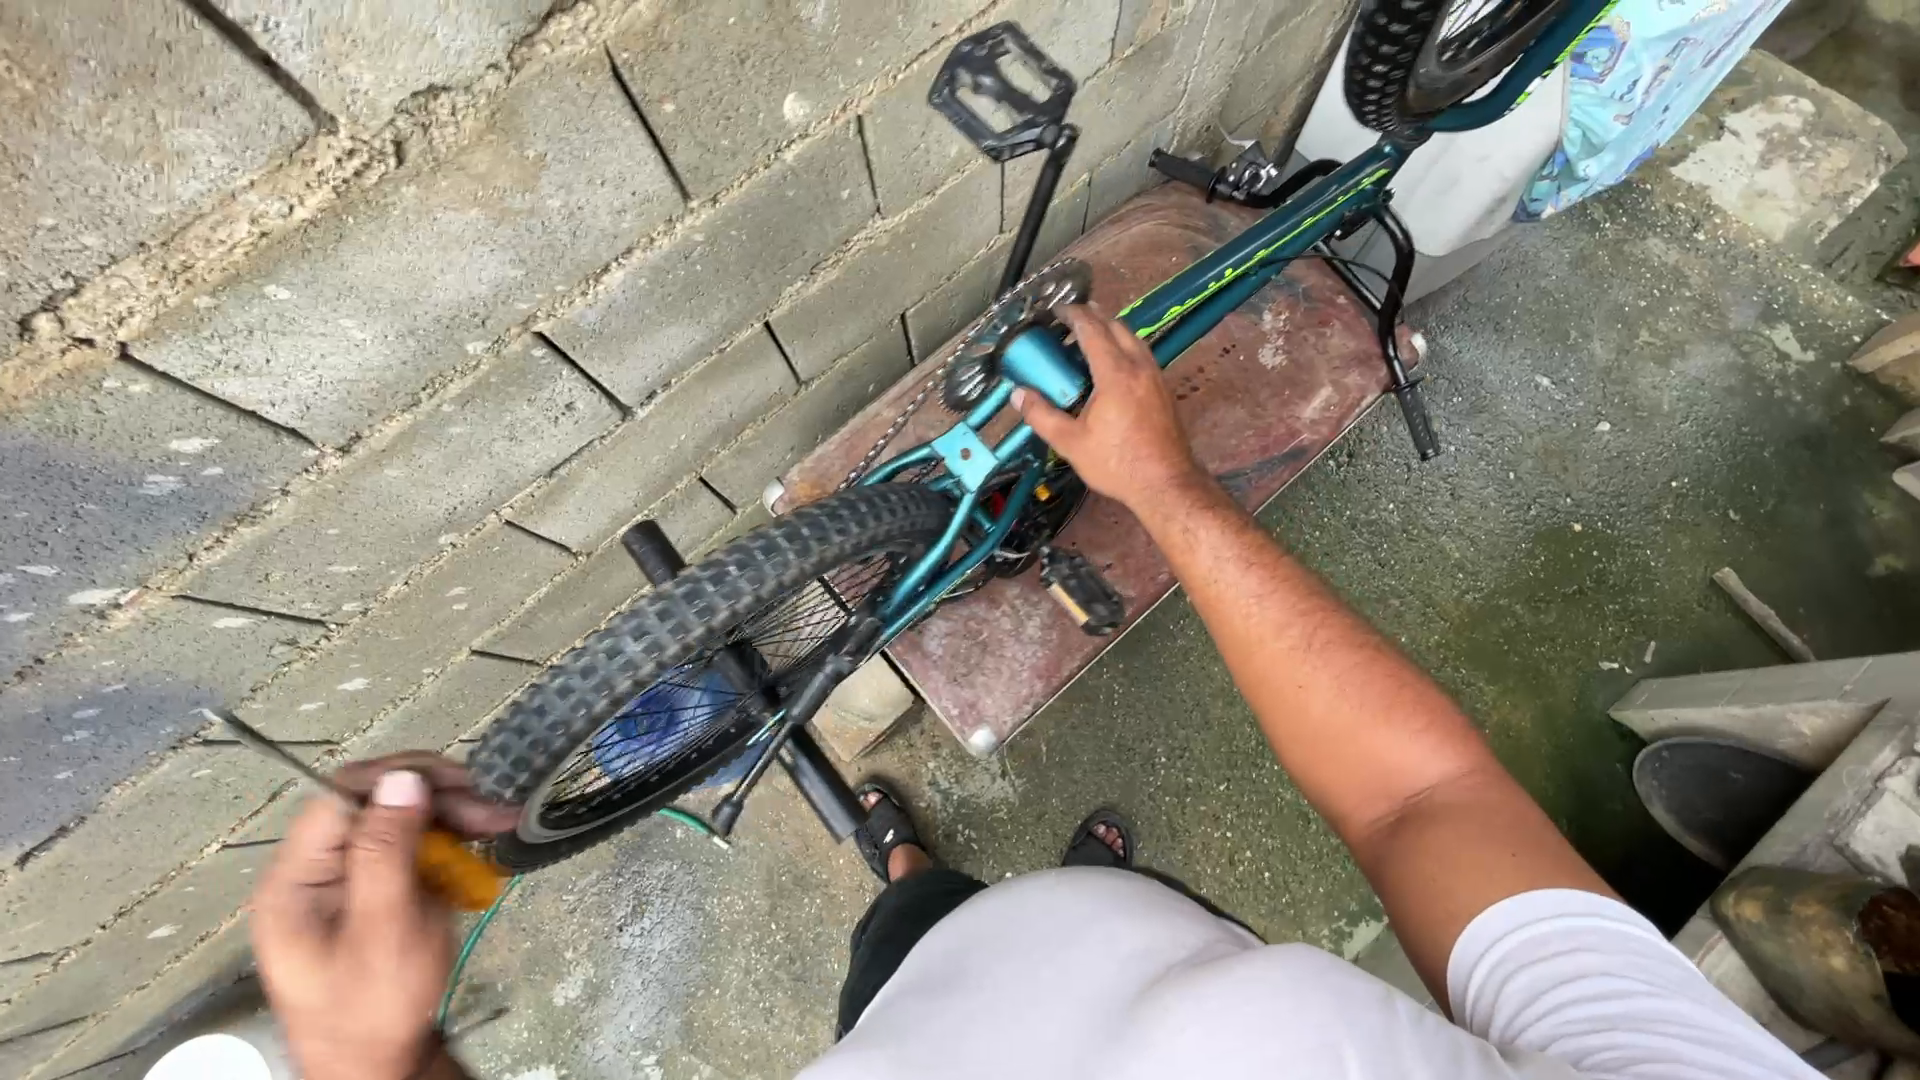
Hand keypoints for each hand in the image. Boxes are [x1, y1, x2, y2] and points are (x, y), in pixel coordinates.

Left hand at [250, 753, 518, 1079]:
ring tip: (501, 823)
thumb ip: (387, 851)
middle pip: (378, 803)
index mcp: (296, 880)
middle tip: (492, 812)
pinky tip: (485, 841)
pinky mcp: (383, 887)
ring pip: (405, 817)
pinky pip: (419, 842)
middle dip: (440, 797)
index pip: (341, 796)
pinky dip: (456, 837)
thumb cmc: (376, 1007)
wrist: (384, 1065)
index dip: (399, 779)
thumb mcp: (384, 929)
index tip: (459, 784)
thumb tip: (401, 780)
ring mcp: (352, 878)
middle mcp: (319, 871)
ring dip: (457, 814)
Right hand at [1014, 305, 1208, 510]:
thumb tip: (1018, 396)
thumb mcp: (1071, 443)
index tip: (1057, 311)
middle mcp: (1139, 367)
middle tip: (1071, 321)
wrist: (1165, 483)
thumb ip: (1042, 416)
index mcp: (1115, 373)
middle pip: (1117, 326)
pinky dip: (1125, 348)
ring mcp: (1156, 377)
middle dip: (1094, 317)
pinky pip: (1143, 356)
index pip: (1092, 330)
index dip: (1073, 315)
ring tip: (1091, 339)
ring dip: (1112, 331)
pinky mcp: (1164, 391)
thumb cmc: (1117, 464)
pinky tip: (1113, 367)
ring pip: (1134, 339)